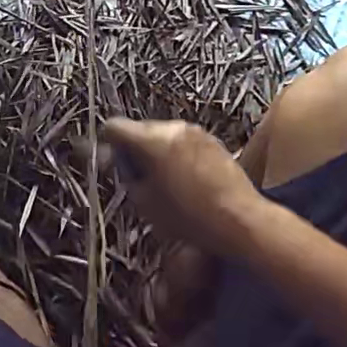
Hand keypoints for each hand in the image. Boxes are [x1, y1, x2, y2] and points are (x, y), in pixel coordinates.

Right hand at [101, 118, 268, 258]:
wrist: (239, 220)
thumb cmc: (190, 218)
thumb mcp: (145, 202)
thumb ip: (126, 176)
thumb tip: (114, 161)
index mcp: (152, 140)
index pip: (115, 126)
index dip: (107, 141)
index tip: (108, 157)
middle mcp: (173, 127)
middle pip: (140, 129)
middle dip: (135, 148)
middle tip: (137, 176)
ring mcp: (195, 131)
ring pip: (162, 135)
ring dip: (156, 151)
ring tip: (163, 181)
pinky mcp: (211, 139)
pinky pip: (182, 140)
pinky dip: (176, 153)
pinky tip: (183, 179)